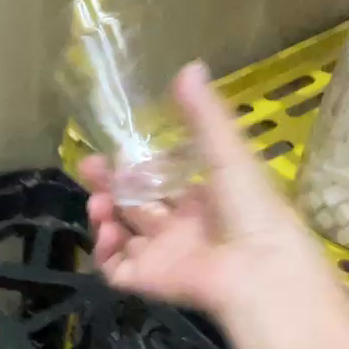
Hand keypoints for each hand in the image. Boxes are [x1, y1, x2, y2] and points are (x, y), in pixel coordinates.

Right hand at [81, 61, 342, 326]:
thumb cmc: (250, 208)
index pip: (160, 180)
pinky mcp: (148, 282)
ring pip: (122, 237)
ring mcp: (162, 256)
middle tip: (90, 168)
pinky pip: (116, 269)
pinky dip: (104, 252)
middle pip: (135, 206)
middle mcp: (180, 228)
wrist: (258, 268)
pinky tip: (107, 232)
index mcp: (203, 198)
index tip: (114, 151)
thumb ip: (203, 116)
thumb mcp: (228, 152)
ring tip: (100, 202)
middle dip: (111, 186)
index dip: (135, 166)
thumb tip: (188, 66)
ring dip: (105, 216)